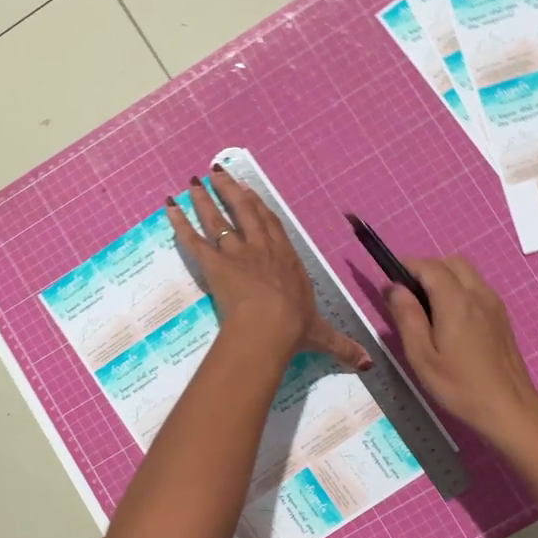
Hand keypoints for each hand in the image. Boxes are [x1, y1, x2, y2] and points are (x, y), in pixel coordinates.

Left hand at [167, 168, 370, 370]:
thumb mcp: (322, 336)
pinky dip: (180, 223)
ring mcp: (238, 254)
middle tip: (218, 174)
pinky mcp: (215, 264)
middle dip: (232, 192)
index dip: (260, 207)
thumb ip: (341, 346)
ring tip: (193, 182)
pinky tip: (170, 208)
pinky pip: (194, 240)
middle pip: (245, 213)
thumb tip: (367, 363)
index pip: (273, 226)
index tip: (249, 191)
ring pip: (219, 220)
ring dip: (205, 200)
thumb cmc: (295, 328)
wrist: (269, 327)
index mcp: (288, 261)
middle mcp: (263, 250)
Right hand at [384, 256, 537, 448]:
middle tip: (408, 296)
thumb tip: (394, 288)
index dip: (406, 267)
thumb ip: (407, 317)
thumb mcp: (421, 356)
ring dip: (444, 279)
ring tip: (427, 309)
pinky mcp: (501, 316)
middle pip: (451, 262)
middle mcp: (478, 294)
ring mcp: (494, 304)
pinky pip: (477, 288)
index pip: (429, 266)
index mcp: (456, 301)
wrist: (508, 407)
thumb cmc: (459, 386)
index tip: (390, 283)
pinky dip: (459, 290)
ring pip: (466, 273)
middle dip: (426, 270)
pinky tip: (449, 320)